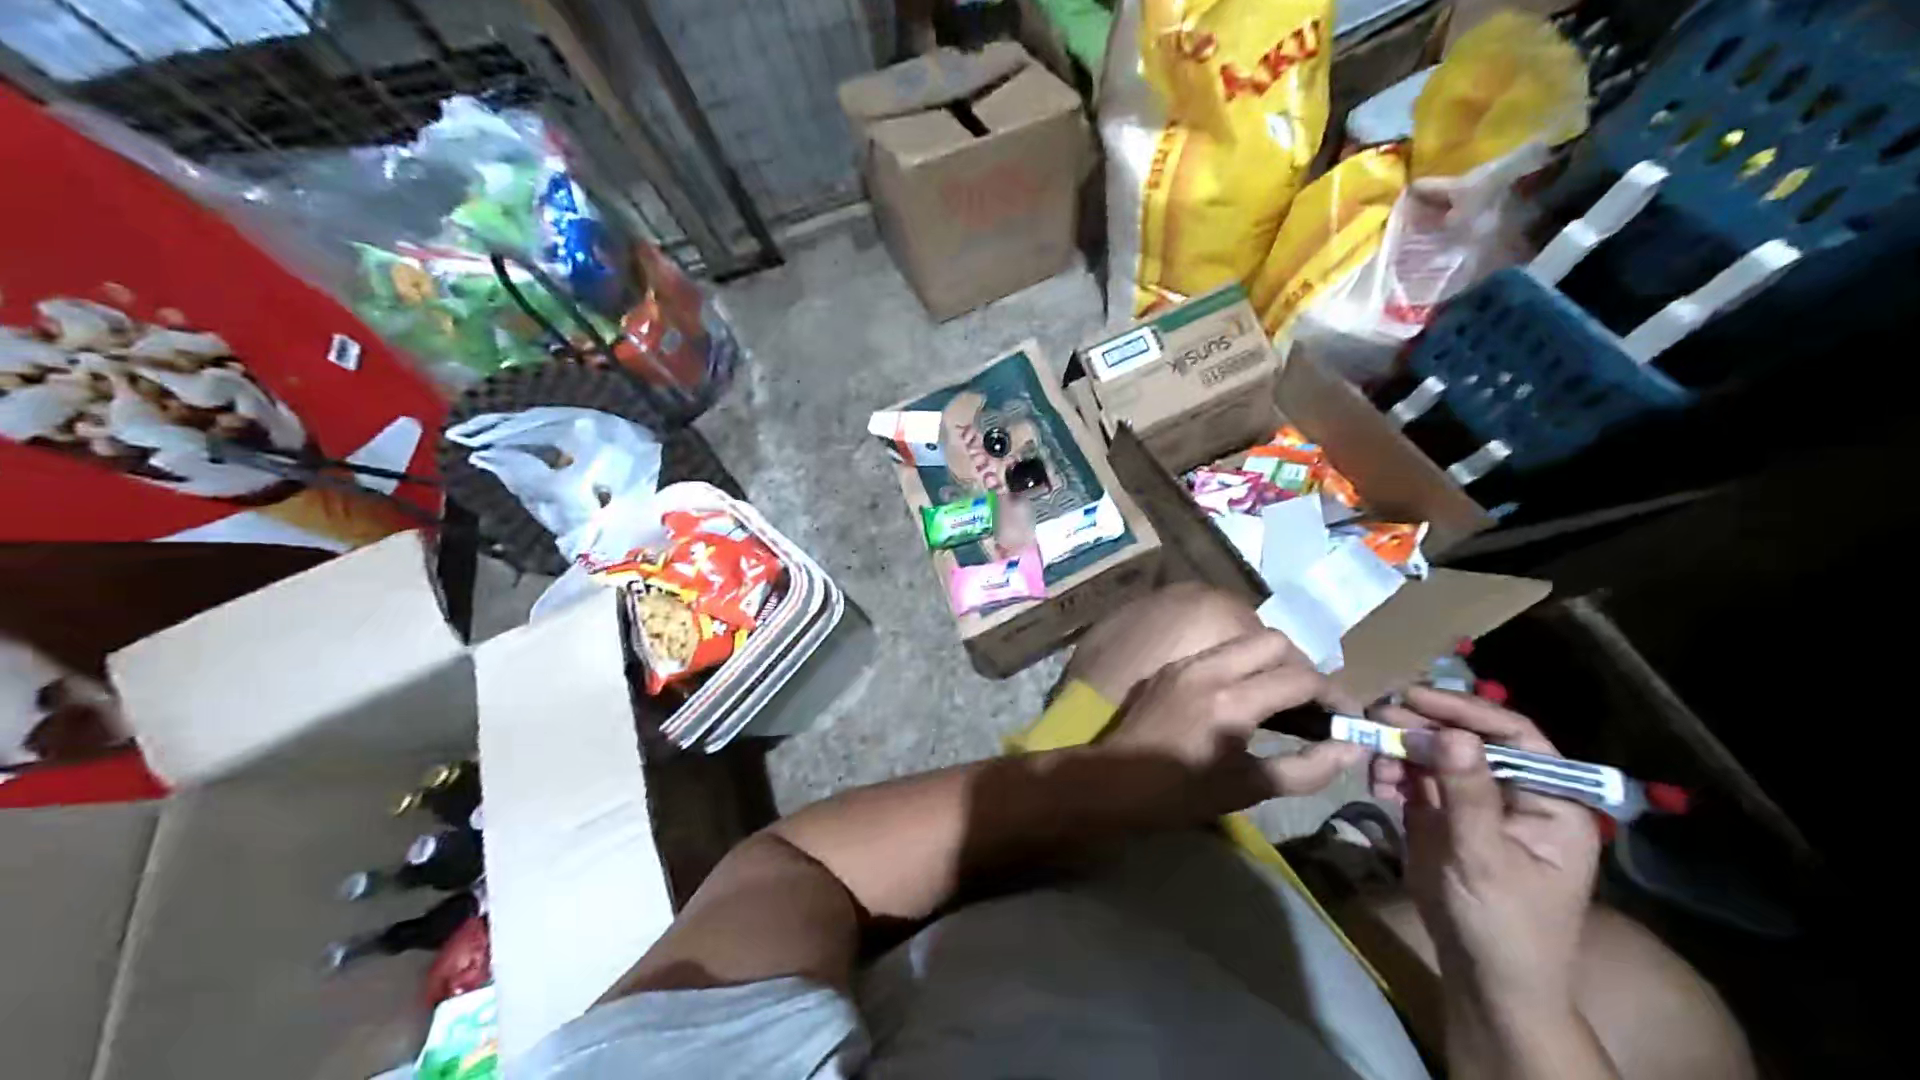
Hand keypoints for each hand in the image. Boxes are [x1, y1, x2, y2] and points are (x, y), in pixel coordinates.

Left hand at [1102, 630, 1366, 820]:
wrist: (1111, 782)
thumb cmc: (1180, 794)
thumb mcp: (1248, 788)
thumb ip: (1307, 769)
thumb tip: (1349, 750)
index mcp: (1232, 700)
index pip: (1300, 678)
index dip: (1335, 695)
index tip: (1348, 718)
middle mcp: (1209, 669)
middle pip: (1274, 641)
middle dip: (1304, 667)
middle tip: (1314, 705)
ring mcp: (1184, 664)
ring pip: (1243, 642)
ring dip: (1271, 663)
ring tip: (1283, 702)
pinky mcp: (1168, 669)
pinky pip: (1217, 653)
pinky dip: (1241, 666)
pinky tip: (1244, 698)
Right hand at [1375, 687, 1599, 1015]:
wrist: (1482, 974)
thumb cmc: (1506, 923)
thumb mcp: (1486, 858)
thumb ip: (1467, 794)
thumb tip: (1452, 733)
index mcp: (1548, 799)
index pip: (1513, 736)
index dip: (1466, 710)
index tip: (1415, 697)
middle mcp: (1511, 790)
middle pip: (1466, 738)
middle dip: (1422, 725)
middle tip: (1376, 715)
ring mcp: (1472, 800)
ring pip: (1433, 753)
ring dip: (1400, 747)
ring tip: (1371, 752)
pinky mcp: (1439, 812)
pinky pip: (1412, 776)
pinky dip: (1391, 771)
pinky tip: (1376, 783)